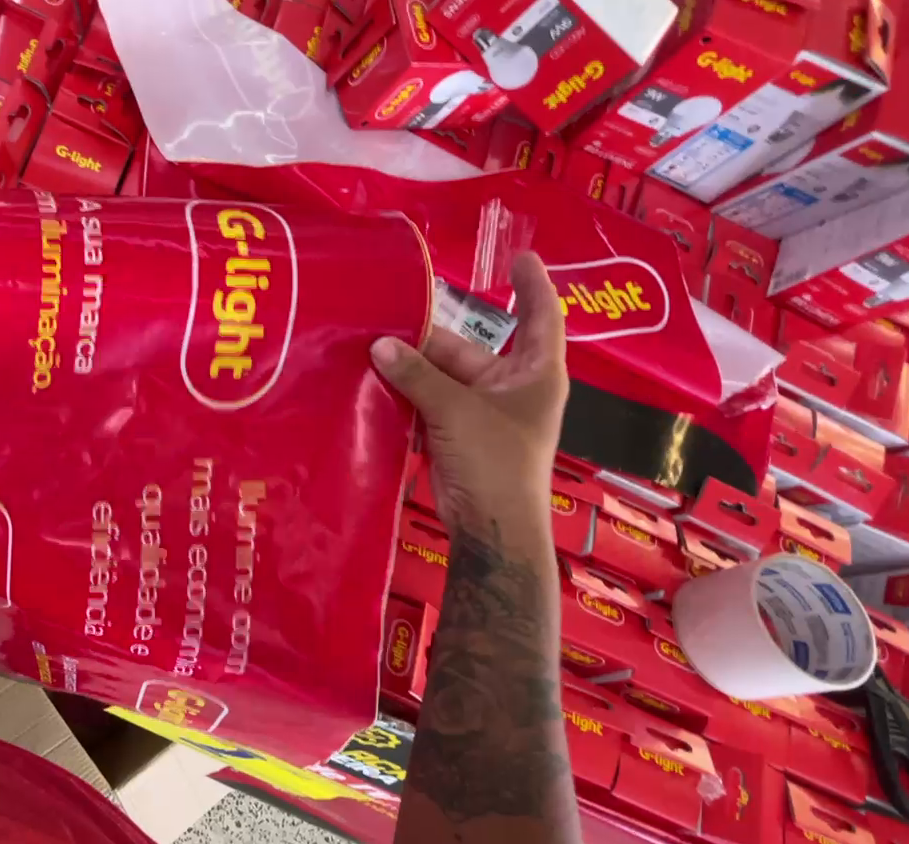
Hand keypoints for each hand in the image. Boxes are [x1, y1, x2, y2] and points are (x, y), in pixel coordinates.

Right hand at [370, 251, 567, 536]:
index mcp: (534, 371)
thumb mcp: (457, 410)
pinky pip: (425, 404)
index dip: (532, 285)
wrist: (489, 521)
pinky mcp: (452, 435)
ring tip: (369, 349)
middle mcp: (508, 386)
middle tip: (385, 322)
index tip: (519, 257)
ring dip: (409, 369)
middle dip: (428, 340)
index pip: (539, 316)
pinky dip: (403, 396)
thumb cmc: (495, 459)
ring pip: (439, 378)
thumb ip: (417, 375)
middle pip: (465, 350)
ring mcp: (478, 412)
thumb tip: (379, 345)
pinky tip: (373, 384)